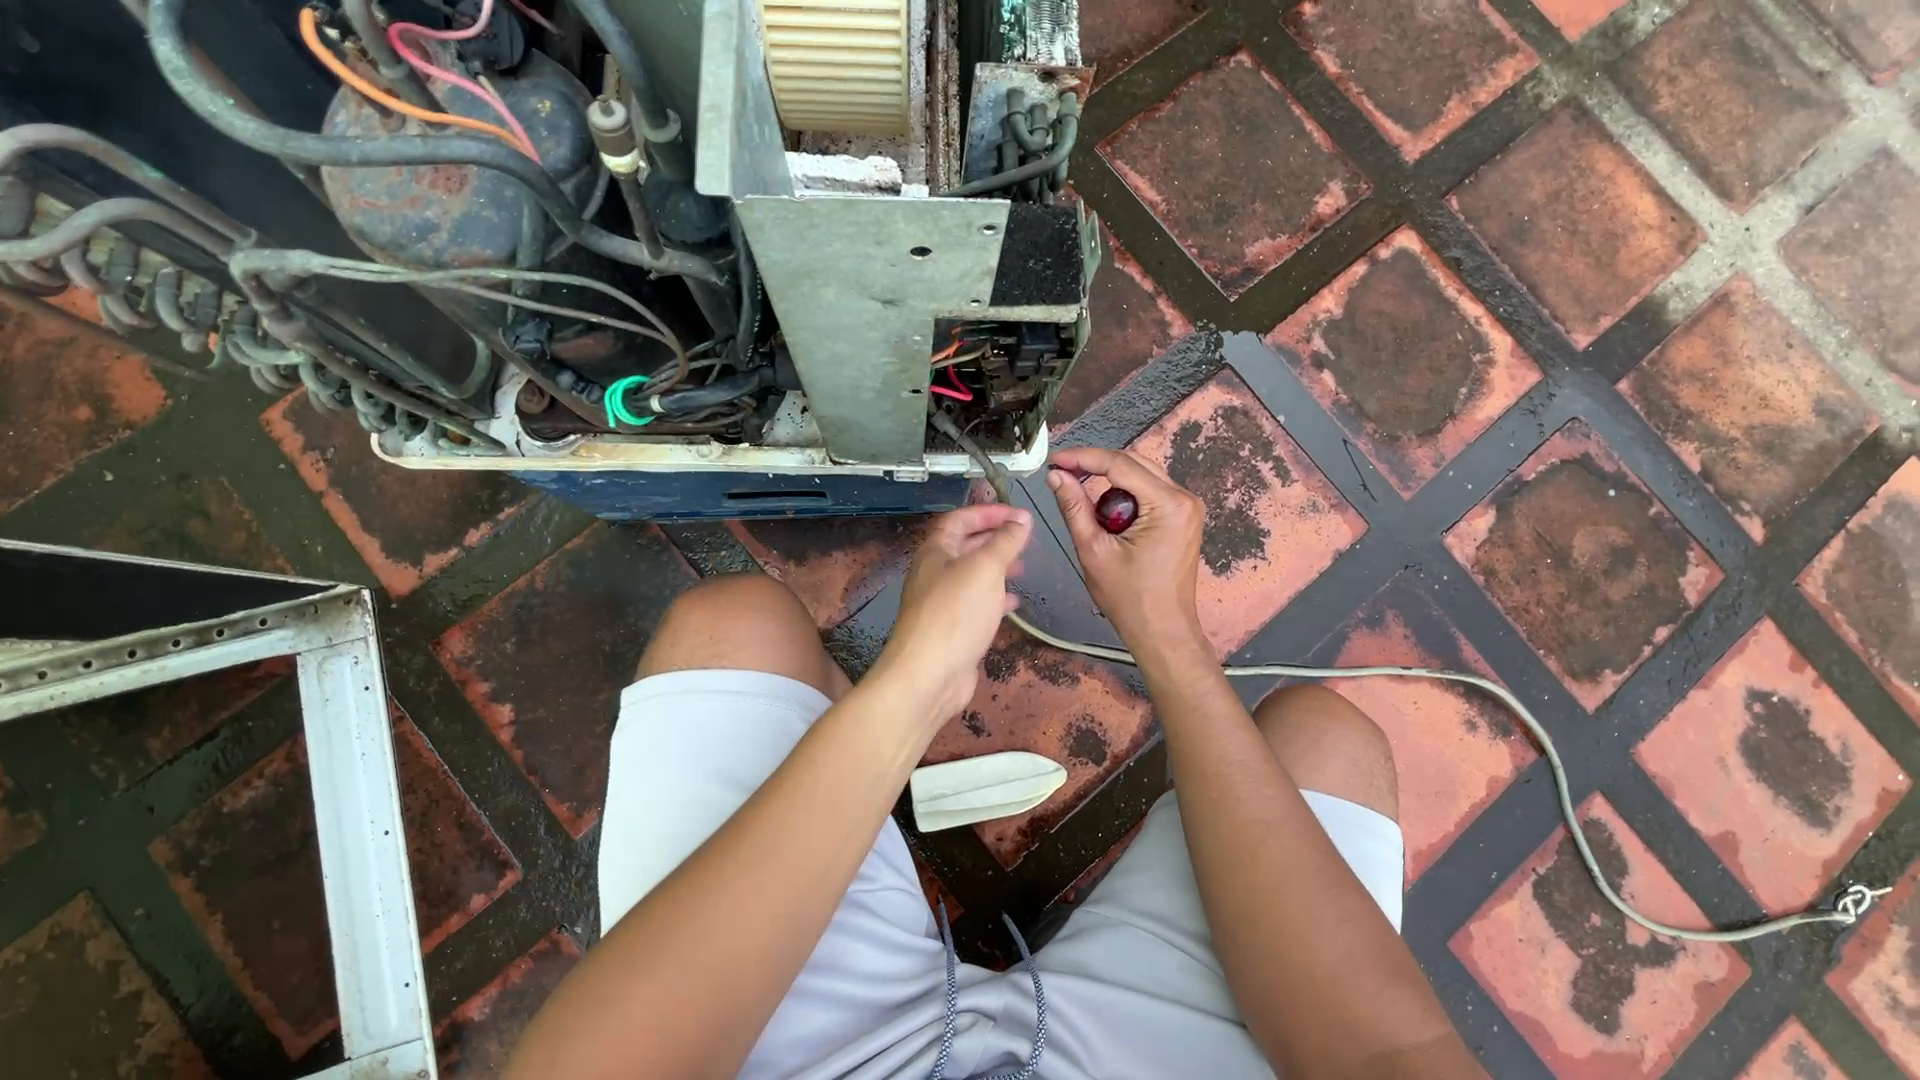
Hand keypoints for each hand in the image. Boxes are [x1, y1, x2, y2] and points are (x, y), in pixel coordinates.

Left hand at [870, 504, 1031, 727]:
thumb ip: (1005, 542)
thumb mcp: (985, 569)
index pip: (960, 519)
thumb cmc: (955, 613)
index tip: (1019, 514)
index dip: (988, 512)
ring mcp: (942, 603)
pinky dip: (995, 600)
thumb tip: (1021, 519)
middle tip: (1025, 540)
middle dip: (995, 540)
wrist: (929, 674)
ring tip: (1023, 568)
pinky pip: (976, 605)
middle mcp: (935, 573)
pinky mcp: (953, 629)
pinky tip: (1013, 603)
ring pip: (973, 577)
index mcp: (936, 551)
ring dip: (997, 569)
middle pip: (965, 547)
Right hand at [1046, 447, 1207, 659]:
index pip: (1120, 464)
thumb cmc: (1129, 598)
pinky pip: (1150, 492)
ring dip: (1110, 481)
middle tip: (1062, 473)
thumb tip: (1056, 476)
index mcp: (1168, 505)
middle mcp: (1185, 499)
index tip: (1055, 461)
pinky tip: (1105, 510)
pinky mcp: (1184, 518)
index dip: (1084, 458)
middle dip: (1096, 466)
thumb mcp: (1094, 550)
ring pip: (1142, 475)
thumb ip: (1074, 508)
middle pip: (1134, 463)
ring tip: (1079, 493)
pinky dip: (1125, 495)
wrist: (1162, 630)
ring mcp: (1188, 508)